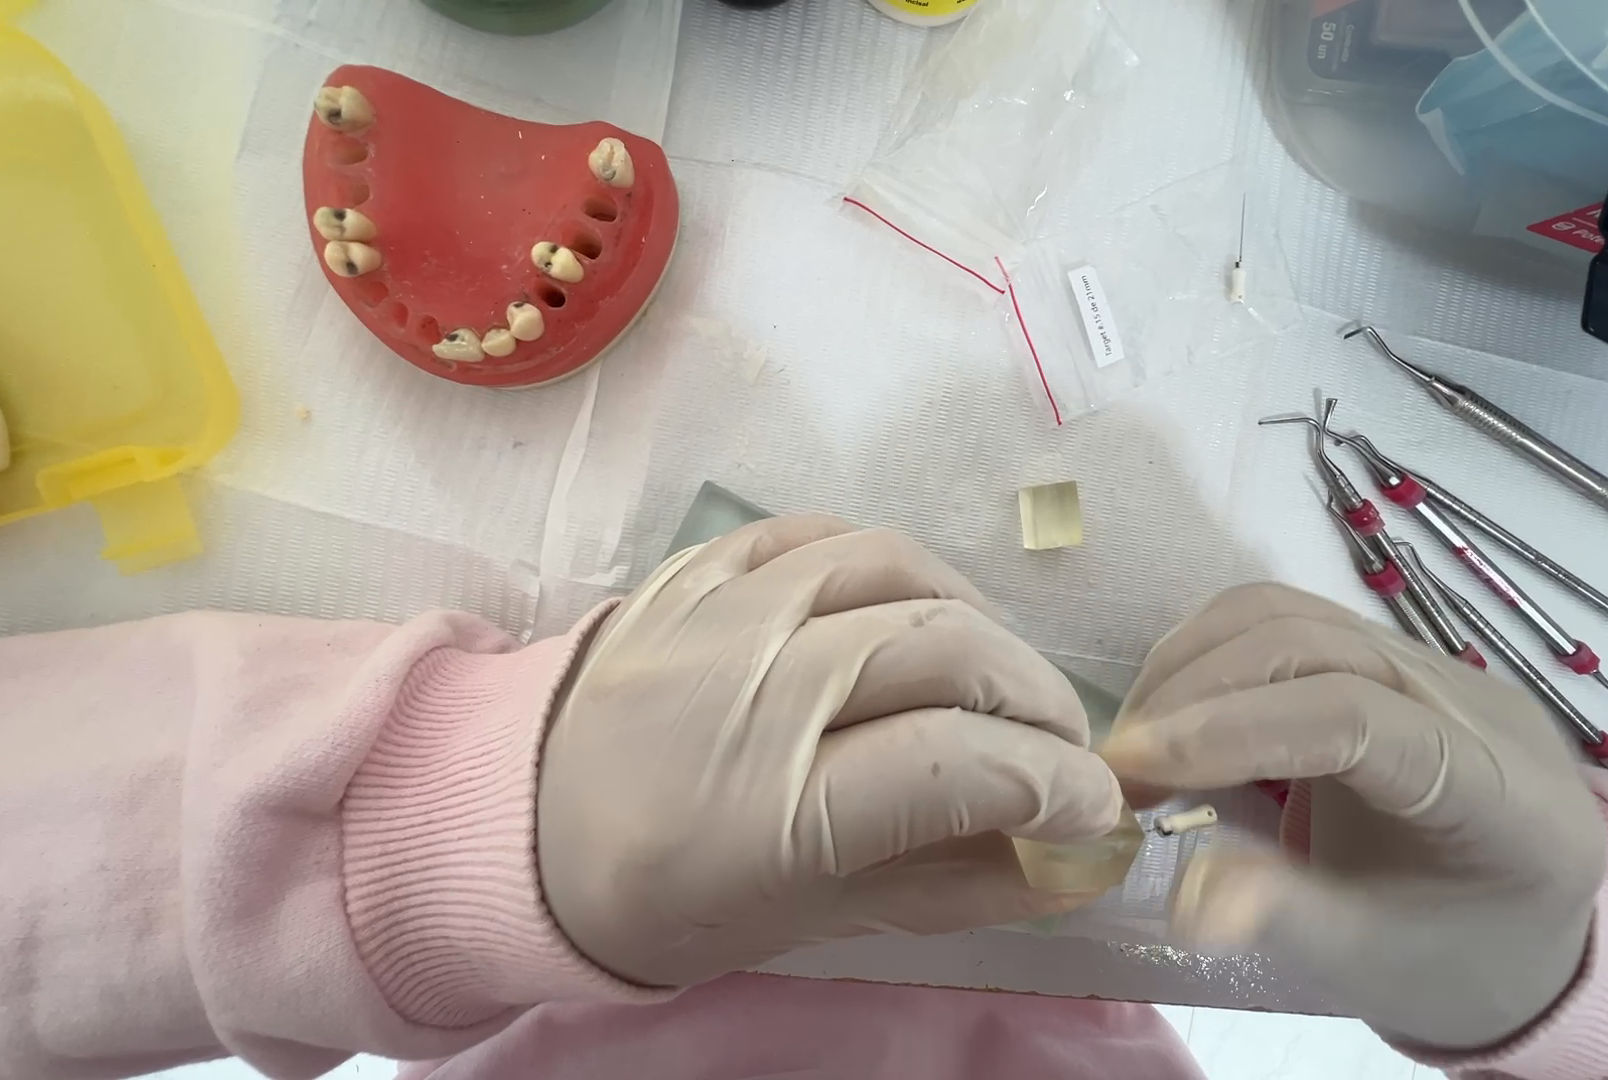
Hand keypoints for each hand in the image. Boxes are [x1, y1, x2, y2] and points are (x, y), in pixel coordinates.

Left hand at [536, 515, 1123, 986]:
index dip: (1052, 780)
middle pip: (944, 648)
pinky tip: (909, 602)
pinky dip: (888, 561)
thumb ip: (943, 886)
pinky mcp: (700, 567)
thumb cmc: (659, 899)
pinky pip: (819, 532)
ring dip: (976, 615)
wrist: (514, 821)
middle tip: (1061, 739)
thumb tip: (1060, 859)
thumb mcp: (804, 922)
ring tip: (995, 666)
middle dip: (1035, 695)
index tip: (1093, 802)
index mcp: (773, 806)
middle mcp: (753, 686)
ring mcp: (722, 608)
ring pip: (896, 568)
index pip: (957, 764)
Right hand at [1099, 584, 1605, 1050]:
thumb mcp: (1367, 958)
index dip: (1231, 731)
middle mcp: (1465, 695)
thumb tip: (1186, 898)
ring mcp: (1419, 656)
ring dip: (1187, 660)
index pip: (1350, 716)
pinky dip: (1203, 649)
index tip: (1135, 769)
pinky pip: (1273, 614)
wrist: (1502, 914)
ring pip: (1279, 609)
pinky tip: (1172, 703)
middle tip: (1121, 759)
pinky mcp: (1374, 645)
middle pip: (1303, 641)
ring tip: (1138, 731)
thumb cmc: (1442, 949)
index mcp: (1495, 786)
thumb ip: (1281, 916)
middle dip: (1191, 691)